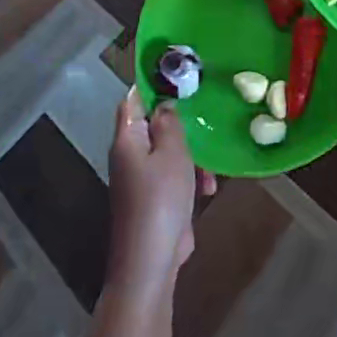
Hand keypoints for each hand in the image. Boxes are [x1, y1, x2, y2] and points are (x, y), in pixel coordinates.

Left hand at [108, 88, 216, 281]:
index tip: (180, 75)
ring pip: (169, 152)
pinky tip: (206, 191)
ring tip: (210, 173)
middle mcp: (129, 156)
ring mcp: (140, 179)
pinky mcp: (153, 199)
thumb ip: (169, 123)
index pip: (133, 100)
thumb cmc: (160, 199)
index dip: (152, 84)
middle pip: (155, 126)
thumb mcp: (172, 153)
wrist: (150, 262)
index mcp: (127, 140)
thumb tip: (164, 104)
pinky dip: (190, 178)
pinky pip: (173, 175)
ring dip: (193, 157)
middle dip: (182, 126)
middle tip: (207, 121)